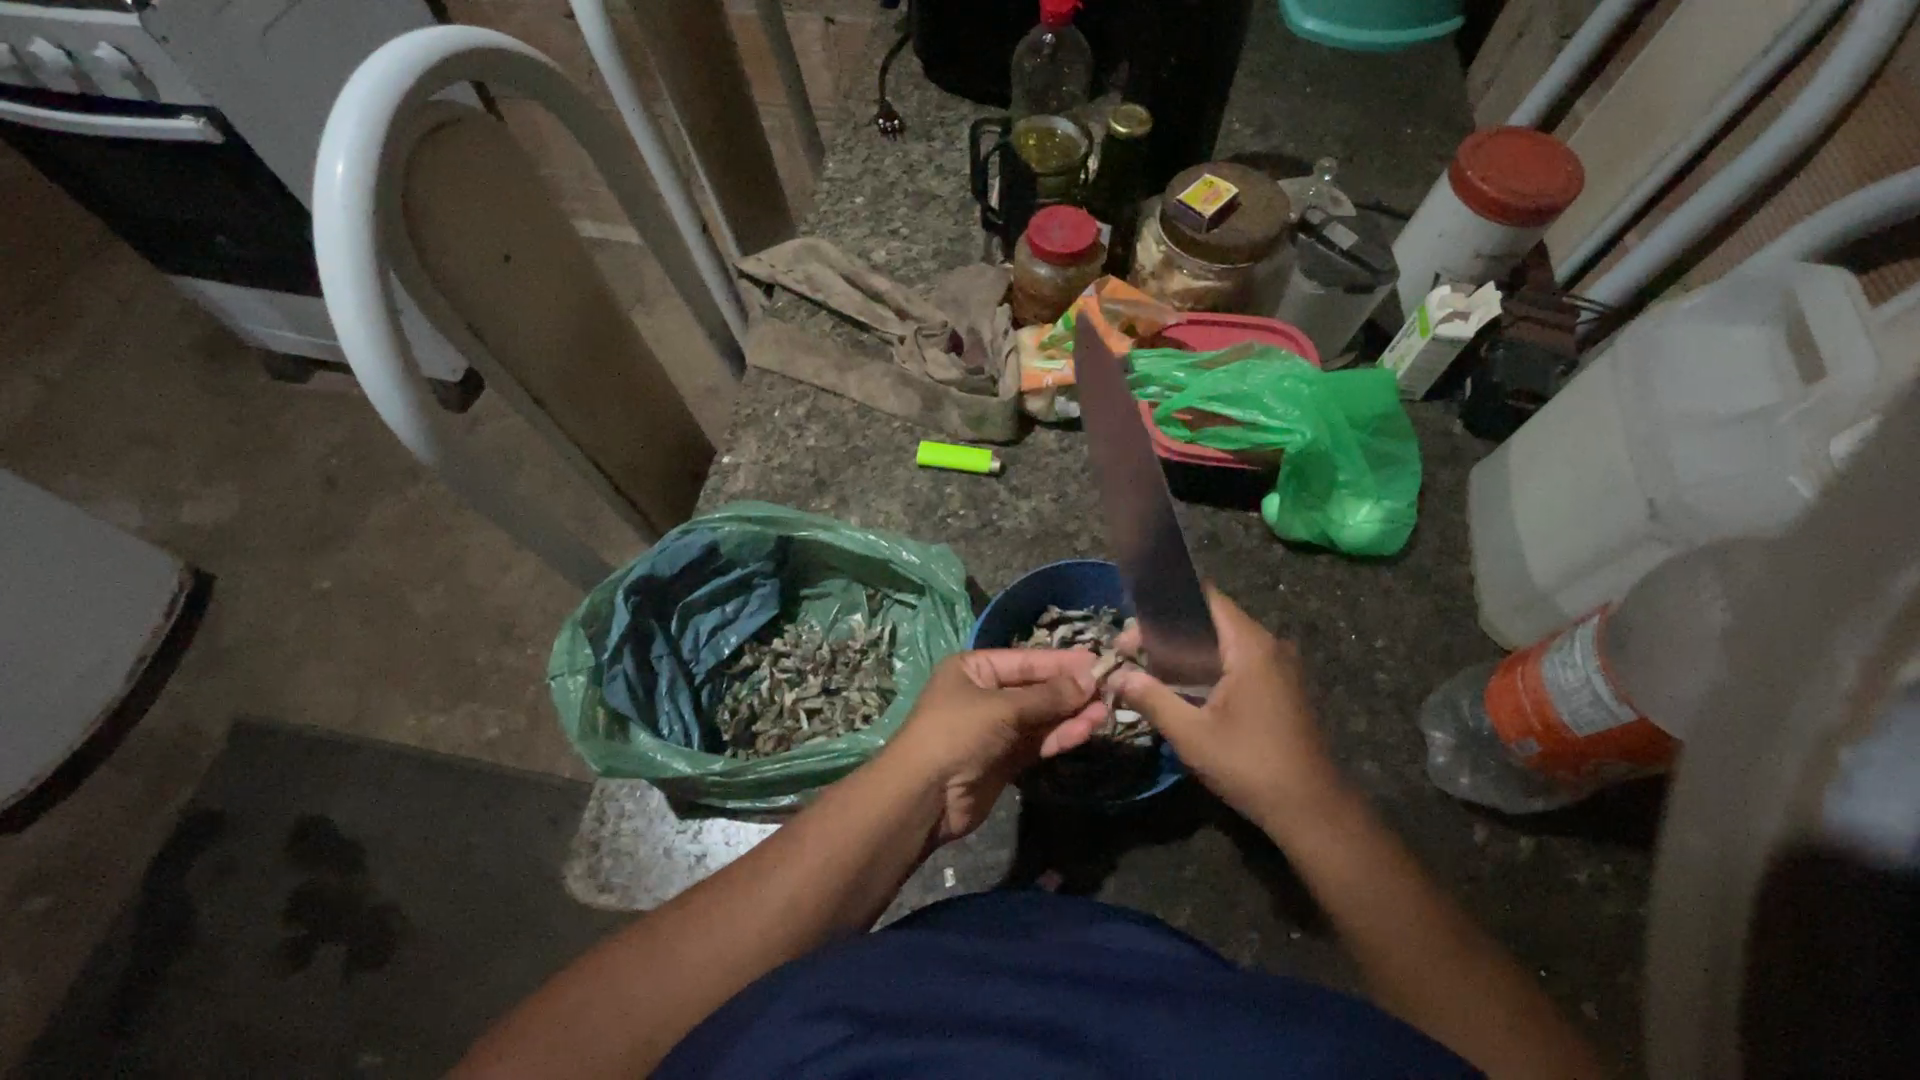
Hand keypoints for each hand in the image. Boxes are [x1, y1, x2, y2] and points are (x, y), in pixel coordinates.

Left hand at [882, 649, 1104, 843]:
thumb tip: (1090, 679)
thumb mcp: (1003, 708)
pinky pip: (1038, 741)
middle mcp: (985, 695)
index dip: (1061, 662)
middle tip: (1110, 689)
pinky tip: (1085, 730)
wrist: (924, 797)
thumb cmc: (956, 734)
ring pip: (1041, 717)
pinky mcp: (1005, 759)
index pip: (1025, 660)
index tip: (1098, 661)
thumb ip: (1048, 696)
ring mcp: (995, 729)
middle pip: (1036, 689)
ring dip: (1071, 715)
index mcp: (974, 669)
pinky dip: (1060, 736)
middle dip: (1070, 690)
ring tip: (1105, 712)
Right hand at [1110, 589, 1346, 825]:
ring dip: (1189, 654)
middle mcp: (1269, 647)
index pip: (1207, 599)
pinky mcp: (1283, 689)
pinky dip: (1210, 669)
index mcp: (1250, 647)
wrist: (1311, 808)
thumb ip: (1153, 699)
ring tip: (1149, 671)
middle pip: (1213, 621)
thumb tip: (1118, 677)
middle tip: (1131, 653)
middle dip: (1170, 634)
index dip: (1167, 605)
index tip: (1134, 625)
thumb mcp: (1191, 734)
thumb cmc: (1249, 764)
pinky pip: (1240, 664)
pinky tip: (1184, 691)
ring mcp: (1280, 669)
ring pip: (1225, 645)